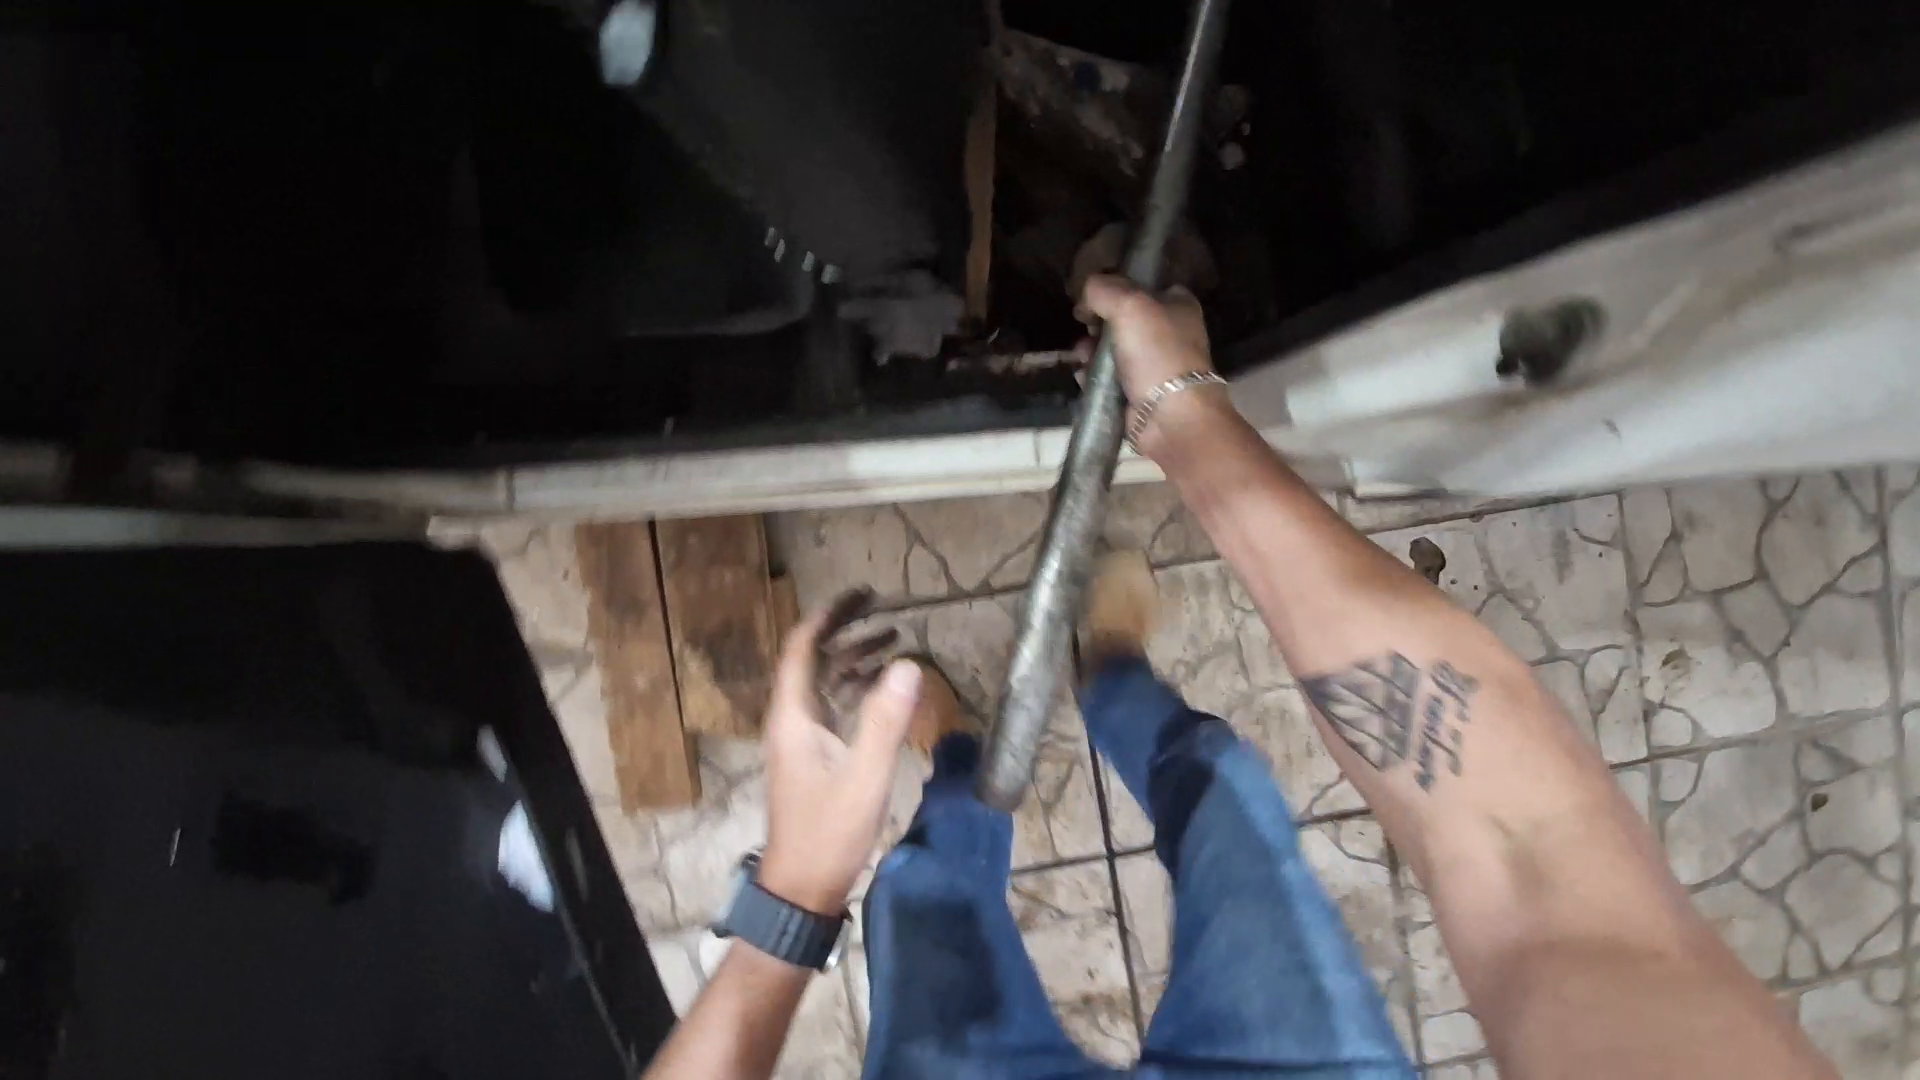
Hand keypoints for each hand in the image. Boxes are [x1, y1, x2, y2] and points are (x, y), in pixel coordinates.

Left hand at [757, 589, 921, 914]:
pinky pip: (835, 706)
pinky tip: (886, 686)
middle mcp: (793, 719)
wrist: (802, 889)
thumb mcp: (864, 776)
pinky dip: (859, 688)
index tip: (861, 594)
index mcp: (794, 716)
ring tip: (895, 639)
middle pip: (815, 658)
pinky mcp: (815, 755)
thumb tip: (908, 663)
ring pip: (827, 682)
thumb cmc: (829, 832)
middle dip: (847, 630)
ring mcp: (803, 738)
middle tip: (884, 608)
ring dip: (856, 658)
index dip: (828, 615)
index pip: (803, 648)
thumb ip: (885, 720)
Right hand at [1076, 274, 1232, 458]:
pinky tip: (1083, 376)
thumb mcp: (1130, 305)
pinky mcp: (1136, 391)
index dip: (1113, 287)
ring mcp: (1151, 364)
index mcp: (1177, 304)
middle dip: (1096, 323)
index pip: (1140, 284)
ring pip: (1110, 349)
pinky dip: (1092, 376)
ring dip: (1089, 351)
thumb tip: (1085, 293)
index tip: (1091, 297)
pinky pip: (1106, 377)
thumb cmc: (1157, 353)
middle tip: (1085, 328)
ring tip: (1081, 356)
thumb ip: (1104, 289)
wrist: (1170, 415)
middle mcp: (1166, 332)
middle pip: (1120, 318)